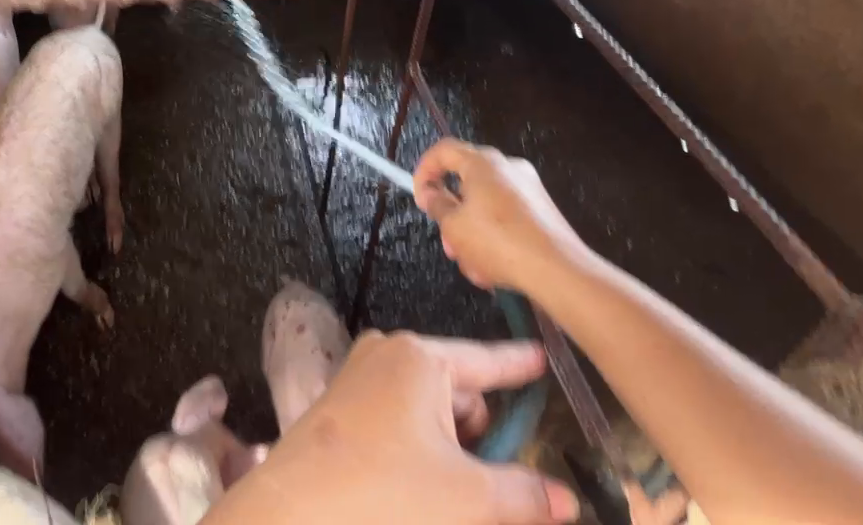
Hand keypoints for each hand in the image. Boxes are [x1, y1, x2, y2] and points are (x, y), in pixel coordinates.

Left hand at [205, 332, 578, 524]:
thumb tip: (567, 499)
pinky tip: (426, 493)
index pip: (486, 359)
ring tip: (457, 498)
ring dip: (454, 453)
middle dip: (483, 436)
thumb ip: (525, 494)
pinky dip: (423, 454)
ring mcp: (359, 380)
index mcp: (419, 359)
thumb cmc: (387, 493)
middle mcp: (387, 356)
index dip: (519, 363)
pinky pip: (400, 424)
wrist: (294, 512)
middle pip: (459, 392)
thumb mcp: (469, 498)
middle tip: (493, 485)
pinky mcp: (342, 410)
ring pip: (430, 413)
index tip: (545, 354)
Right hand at [413, 140, 586, 292]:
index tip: (420, 199)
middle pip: (466, 182)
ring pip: (485, 206)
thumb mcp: (453, 226)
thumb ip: (437, 206)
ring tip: (473, 265)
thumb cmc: (498, 242)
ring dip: (472, 233)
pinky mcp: (543, 213)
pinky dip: (495, 238)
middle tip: (447, 241)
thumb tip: (431, 193)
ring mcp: (529, 190)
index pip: (443, 151)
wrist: (560, 272)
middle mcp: (508, 168)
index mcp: (483, 163)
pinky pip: (507, 219)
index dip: (424, 171)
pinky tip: (494, 268)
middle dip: (452, 215)